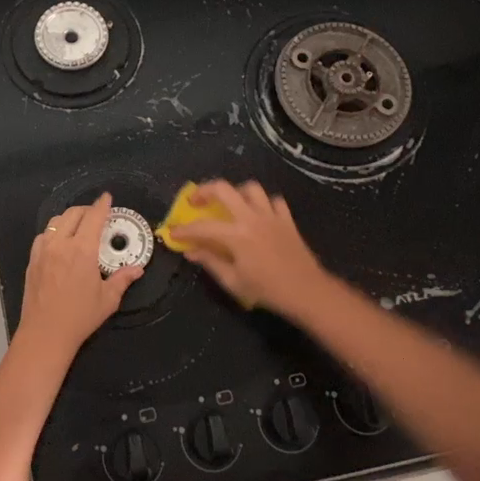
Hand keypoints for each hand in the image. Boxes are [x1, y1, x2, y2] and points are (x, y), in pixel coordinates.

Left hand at [16, 193, 142, 358]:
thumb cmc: (80, 317)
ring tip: (79, 226)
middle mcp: (61, 244)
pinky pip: (43, 236)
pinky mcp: (32, 260)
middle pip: (73, 214)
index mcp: (82, 250)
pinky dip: (54, 232)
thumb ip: (122, 279)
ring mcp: (43, 251)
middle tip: (97, 215)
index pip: (93, 217)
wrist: (45, 333)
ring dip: (69, 218)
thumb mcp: (108, 299)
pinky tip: (60, 242)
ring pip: (55, 222)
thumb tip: (137, 269)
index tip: (107, 197)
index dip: (102, 205)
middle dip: (87, 210)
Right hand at [170, 180, 329, 311]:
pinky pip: (274, 201)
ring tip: (230, 204)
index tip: (172, 231)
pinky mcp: (287, 220)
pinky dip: (264, 203)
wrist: (307, 292)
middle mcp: (252, 218)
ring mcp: (272, 216)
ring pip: (251, 189)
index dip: (184, 229)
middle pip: (224, 189)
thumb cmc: (267, 290)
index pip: (203, 227)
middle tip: (195, 202)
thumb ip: (211, 262)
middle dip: (204, 191)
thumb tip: (191, 251)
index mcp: (236, 235)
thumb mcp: (233, 282)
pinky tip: (259, 214)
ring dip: (236, 192)